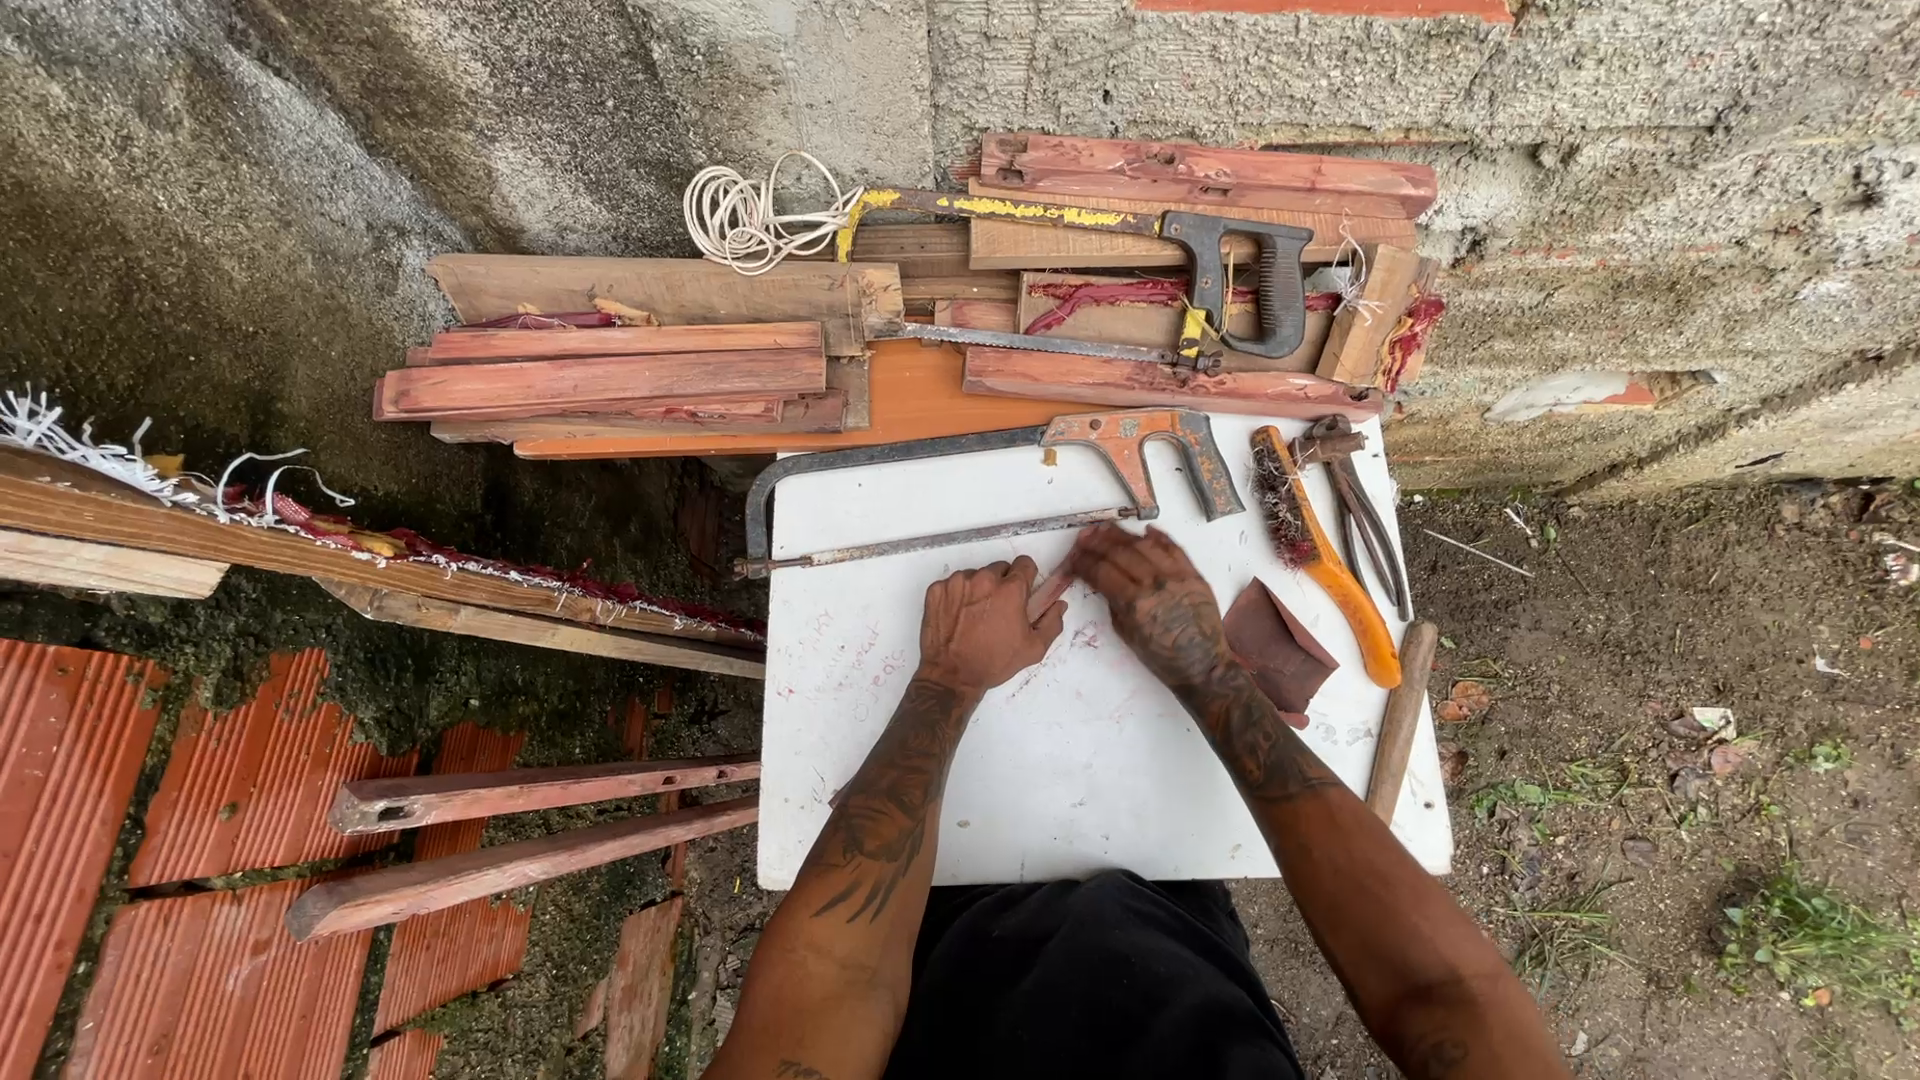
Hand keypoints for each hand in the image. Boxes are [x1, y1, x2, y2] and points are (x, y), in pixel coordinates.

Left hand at [917, 556, 1066, 693]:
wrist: (952, 675)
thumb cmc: (994, 662)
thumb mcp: (1033, 648)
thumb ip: (1052, 622)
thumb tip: (1059, 604)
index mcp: (1010, 589)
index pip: (1025, 563)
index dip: (1026, 577)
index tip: (1021, 591)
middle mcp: (983, 579)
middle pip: (999, 568)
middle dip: (1002, 584)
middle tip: (998, 609)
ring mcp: (957, 582)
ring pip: (975, 575)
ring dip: (979, 589)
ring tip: (976, 615)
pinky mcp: (937, 590)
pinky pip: (953, 584)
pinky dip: (957, 596)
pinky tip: (959, 616)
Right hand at [1067, 524, 1229, 691]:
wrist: (1203, 665)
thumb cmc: (1161, 657)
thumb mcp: (1126, 634)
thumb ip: (1114, 603)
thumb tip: (1104, 580)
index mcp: (1134, 603)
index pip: (1101, 572)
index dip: (1084, 562)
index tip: (1074, 557)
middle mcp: (1154, 584)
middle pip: (1120, 553)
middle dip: (1098, 543)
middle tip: (1085, 536)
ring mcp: (1176, 576)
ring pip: (1144, 545)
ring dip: (1123, 534)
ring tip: (1107, 528)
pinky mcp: (1193, 574)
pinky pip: (1174, 548)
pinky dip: (1159, 537)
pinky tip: (1145, 531)